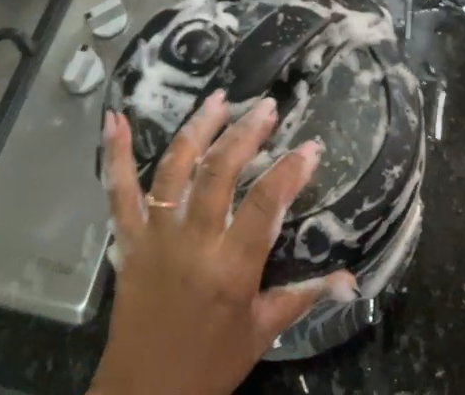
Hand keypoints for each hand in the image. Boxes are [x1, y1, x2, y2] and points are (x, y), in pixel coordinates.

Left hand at [90, 91, 355, 394]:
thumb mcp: (262, 332)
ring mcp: (155, 235)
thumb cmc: (210, 364)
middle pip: (219, 172)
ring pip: (174, 168)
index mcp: (230, 268)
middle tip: (267, 107)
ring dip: (197, 128)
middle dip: (246, 134)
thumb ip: (303, 296)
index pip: (266, 205)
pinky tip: (115, 119)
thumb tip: (350, 277)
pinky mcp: (128, 239)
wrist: (145, 392)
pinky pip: (118, 191)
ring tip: (219, 98)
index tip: (311, 145)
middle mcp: (192, 242)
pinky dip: (114, 154)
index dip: (291, 171)